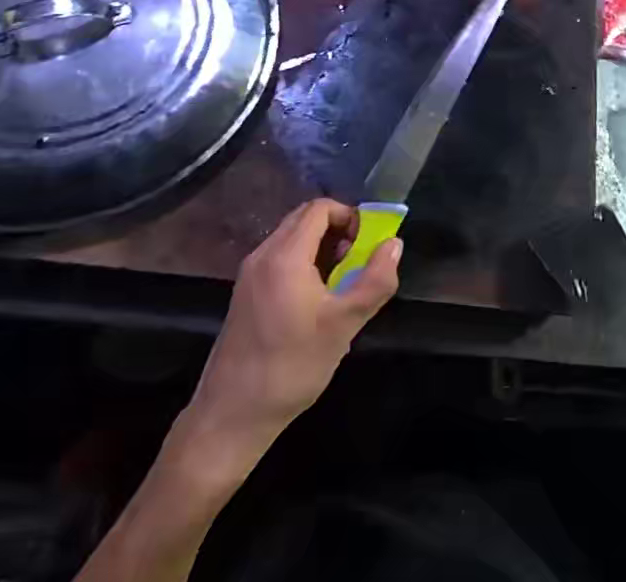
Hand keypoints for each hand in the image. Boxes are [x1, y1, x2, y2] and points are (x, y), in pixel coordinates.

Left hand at [187, 199, 401, 447]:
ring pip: (293, 239)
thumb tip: (394, 244)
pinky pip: (282, 259)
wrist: (232, 416)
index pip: (320, 209)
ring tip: (344, 282)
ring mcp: (250, 276)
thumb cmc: (292, 365)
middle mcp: (262, 257)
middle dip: (339, 230)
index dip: (351, 216)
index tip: (369, 244)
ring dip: (324, 247)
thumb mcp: (345, 323)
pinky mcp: (247, 295)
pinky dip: (306, 263)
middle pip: (305, 219)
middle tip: (359, 261)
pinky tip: (319, 299)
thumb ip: (376, 280)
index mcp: (284, 257)